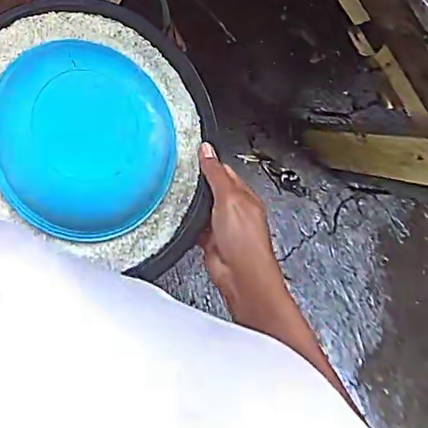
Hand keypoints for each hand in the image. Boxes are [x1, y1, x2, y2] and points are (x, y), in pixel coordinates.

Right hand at [198, 143, 292, 324]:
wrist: (241, 278)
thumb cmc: (246, 241)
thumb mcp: (228, 197)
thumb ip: (215, 173)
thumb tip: (207, 150)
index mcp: (244, 195)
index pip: (225, 171)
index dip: (210, 163)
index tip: (194, 155)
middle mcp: (235, 210)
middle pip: (213, 190)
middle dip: (200, 184)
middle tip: (183, 176)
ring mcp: (223, 227)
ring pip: (204, 209)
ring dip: (194, 206)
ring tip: (182, 196)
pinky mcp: (212, 242)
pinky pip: (197, 228)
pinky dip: (190, 225)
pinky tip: (183, 221)